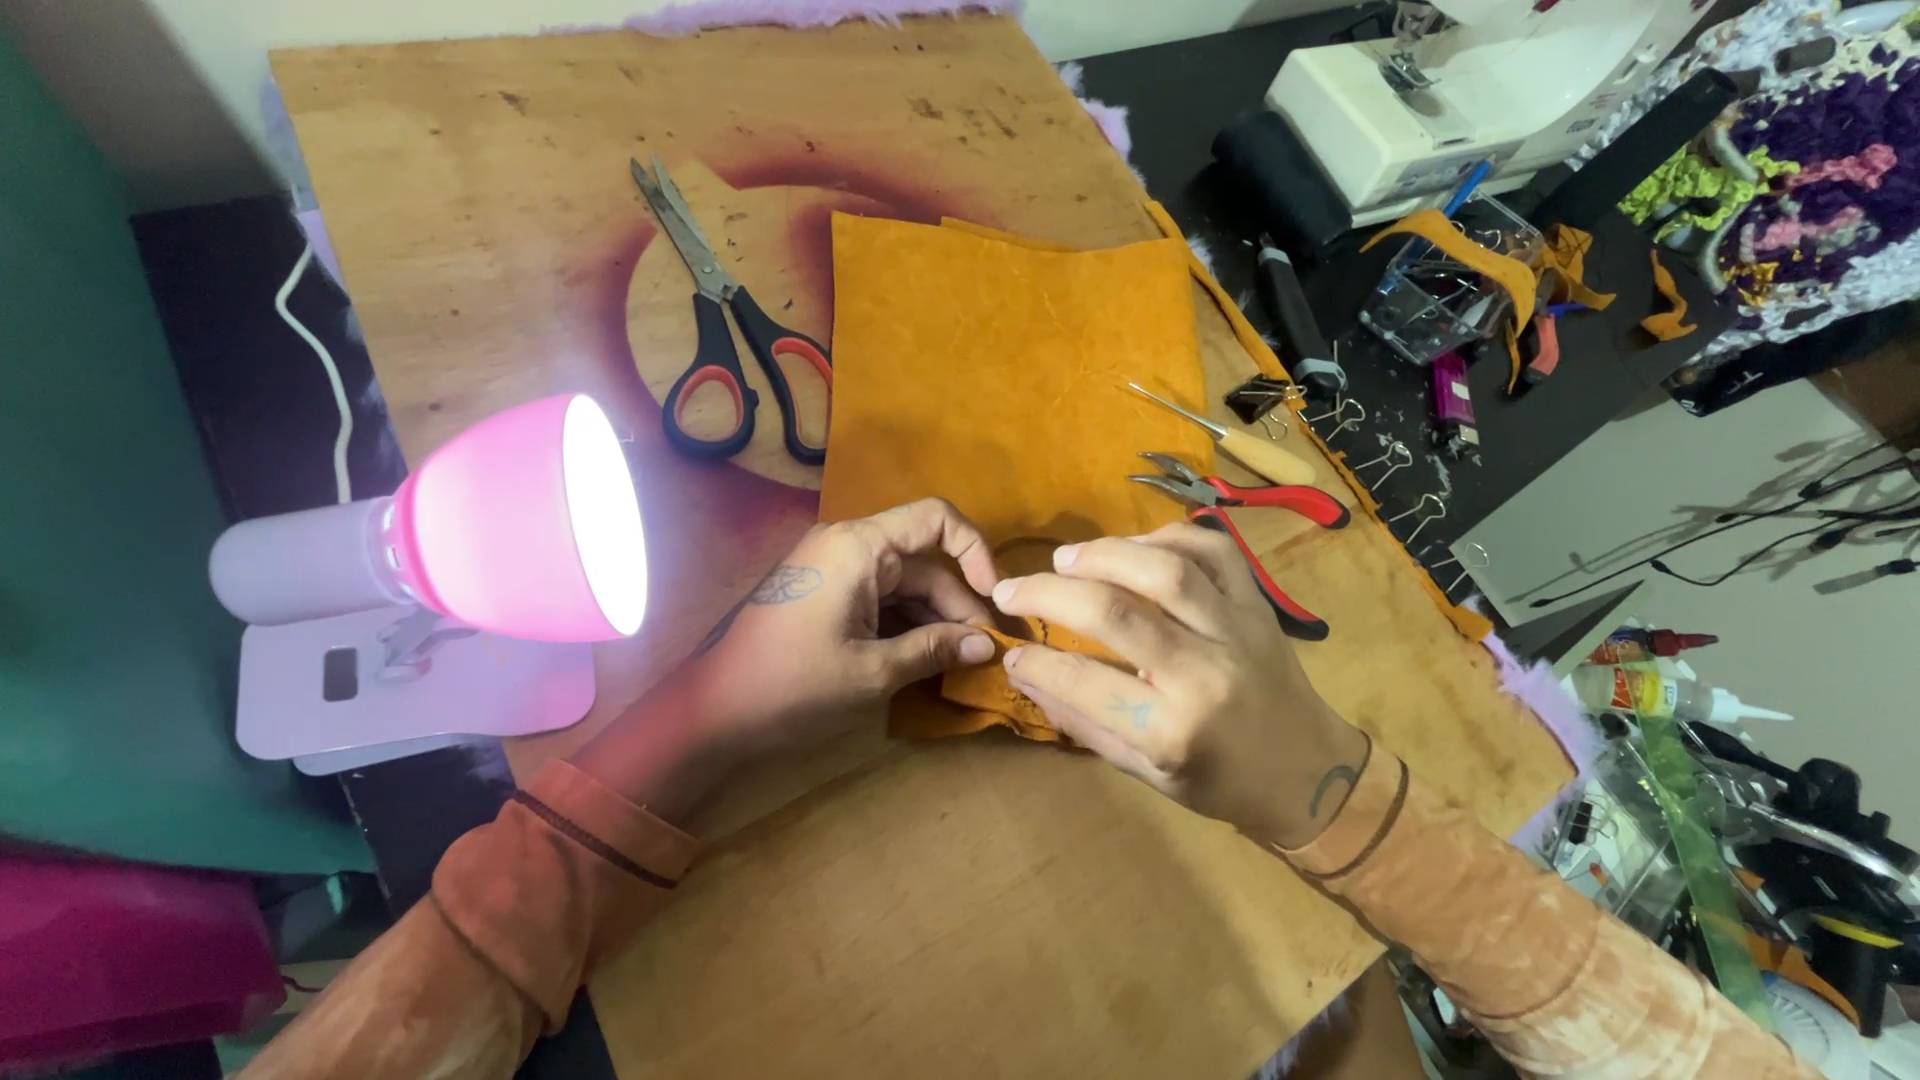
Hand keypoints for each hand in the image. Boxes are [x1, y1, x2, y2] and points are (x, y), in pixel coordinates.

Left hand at [693, 497, 1002, 751]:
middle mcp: (849, 547)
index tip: (994, 599)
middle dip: (959, 604)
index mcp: (859, 547)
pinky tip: (929, 658)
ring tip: (964, 661)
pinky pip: (881, 600)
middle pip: (924, 562)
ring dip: (935, 620)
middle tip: (987, 652)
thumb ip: (934, 650)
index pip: (936, 519)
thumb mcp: (872, 672)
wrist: (713, 711)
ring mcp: (836, 571)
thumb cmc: (793, 685)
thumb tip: (986, 646)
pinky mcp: (827, 595)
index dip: (975, 551)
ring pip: (906, 585)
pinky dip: (907, 625)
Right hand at [993, 523, 1368, 849]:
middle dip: (1050, 593)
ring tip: (1064, 558)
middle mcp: (1204, 673)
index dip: (1036, 661)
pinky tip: (1133, 546)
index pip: (1085, 682)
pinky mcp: (1257, 604)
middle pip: (1116, 612)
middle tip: (1011, 588)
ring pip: (1164, 569)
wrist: (1310, 771)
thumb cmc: (1219, 781)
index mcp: (1173, 729)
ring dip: (1103, 554)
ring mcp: (1237, 630)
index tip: (1010, 649)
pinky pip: (1213, 550)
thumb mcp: (1145, 772)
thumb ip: (1083, 721)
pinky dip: (1166, 536)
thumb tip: (1025, 672)